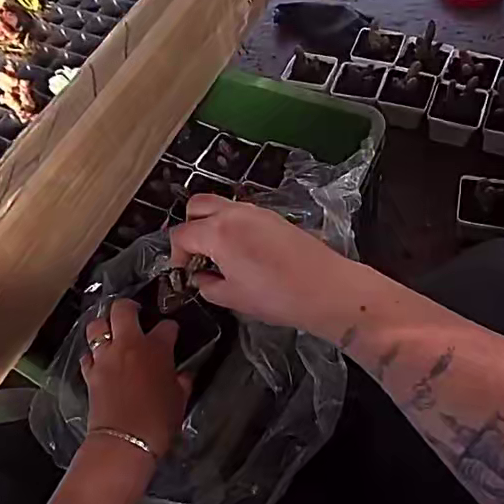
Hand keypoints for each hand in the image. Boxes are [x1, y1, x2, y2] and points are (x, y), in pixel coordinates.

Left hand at [81, 299, 187, 457]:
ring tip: (111, 332)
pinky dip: (93, 354)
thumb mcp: (180, 397)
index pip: (166, 326)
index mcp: (156, 347)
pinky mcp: (89, 374)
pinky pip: (87, 355)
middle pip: (122, 309)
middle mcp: (129, 345)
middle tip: (134, 313)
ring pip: (96, 326)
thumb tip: (182, 374)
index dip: (170, 329)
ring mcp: (105, 358)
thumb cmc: (159, 419)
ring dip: (103, 325)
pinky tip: (100, 360)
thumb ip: (182, 380)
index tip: (172, 334)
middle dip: (128, 306)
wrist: (125, 442)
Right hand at [168, 195, 368, 334]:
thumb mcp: (233, 298)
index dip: (176, 255)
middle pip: (197, 205)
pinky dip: (234, 224)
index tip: (184, 272)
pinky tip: (243, 252)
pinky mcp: (276, 217)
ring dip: (212, 223)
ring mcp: (258, 212)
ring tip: (220, 255)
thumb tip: (201, 277)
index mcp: (218, 232)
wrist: (327, 289)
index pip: (181, 234)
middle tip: (197, 255)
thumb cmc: (278, 296)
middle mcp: (236, 213)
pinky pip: (244, 213)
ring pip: (222, 205)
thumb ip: (207, 285)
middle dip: (190, 226)